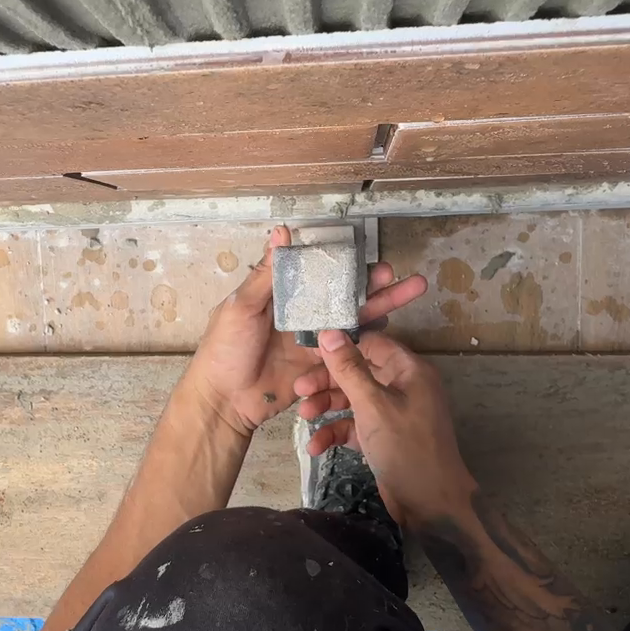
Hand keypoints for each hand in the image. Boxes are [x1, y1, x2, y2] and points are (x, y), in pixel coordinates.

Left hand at [183, 227, 427, 436]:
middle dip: (370, 284)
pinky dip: (368, 339)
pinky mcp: (320, 366)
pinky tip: (388, 326)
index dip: (341, 264)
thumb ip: (266, 273)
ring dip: (377, 307)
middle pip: (341, 296)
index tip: (364, 252)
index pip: (317, 274)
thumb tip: (282, 231)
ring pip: (351, 320)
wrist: (224, 399)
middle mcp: (301, 315)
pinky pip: (348, 351)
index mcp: (281, 296)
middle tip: (394, 273)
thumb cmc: (225, 349)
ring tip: (405, 292)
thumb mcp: (242, 306)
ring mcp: (312, 341)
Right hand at [295, 330, 477, 526]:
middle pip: (358, 372)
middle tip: (298, 389)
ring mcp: (392, 414)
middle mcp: (402, 387)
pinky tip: (316, 446)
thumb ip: (349, 369)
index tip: (309, 352)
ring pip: (353, 399)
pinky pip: (355, 426)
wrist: (430, 505)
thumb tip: (329, 332)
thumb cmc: (406, 447)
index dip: (341, 346)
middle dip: (327, 381)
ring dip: (327, 407)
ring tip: (303, 416)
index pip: (371, 344)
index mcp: (409, 371)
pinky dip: (336, 432)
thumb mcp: (372, 405)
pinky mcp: (382, 437)